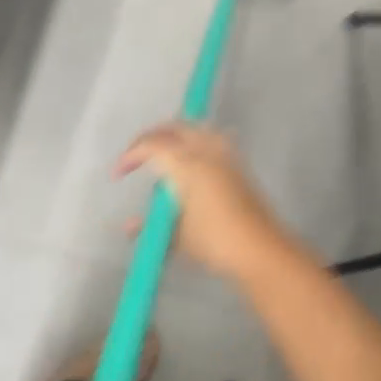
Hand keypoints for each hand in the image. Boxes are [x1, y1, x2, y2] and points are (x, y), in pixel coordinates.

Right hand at [117, 123, 291, 279]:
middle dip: (151, 137)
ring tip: (162, 152)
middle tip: (136, 154)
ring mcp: (226, 158)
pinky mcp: (240, 168)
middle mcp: (206, 154)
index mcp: (187, 167)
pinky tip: (192, 160)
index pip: (152, 146)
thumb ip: (150, 228)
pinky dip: (196, 143)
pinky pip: (213, 141)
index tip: (118, 173)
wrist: (262, 252)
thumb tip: (130, 226)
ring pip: (196, 130)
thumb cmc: (215, 244)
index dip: (130, 155)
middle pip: (174, 128)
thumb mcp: (177, 239)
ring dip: (175, 135)